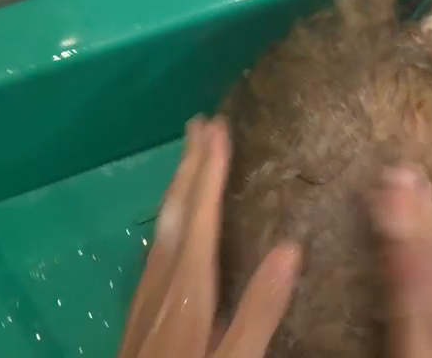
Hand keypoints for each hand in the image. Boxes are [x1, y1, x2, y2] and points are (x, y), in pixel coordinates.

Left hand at [121, 117, 299, 357]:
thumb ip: (261, 309)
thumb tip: (290, 247)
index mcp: (189, 286)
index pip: (202, 214)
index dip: (211, 169)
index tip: (218, 127)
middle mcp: (164, 279)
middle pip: (178, 209)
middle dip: (191, 164)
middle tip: (199, 122)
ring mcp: (147, 294)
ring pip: (163, 223)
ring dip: (178, 184)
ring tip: (188, 154)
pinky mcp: (142, 310)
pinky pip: (158, 242)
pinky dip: (170, 215)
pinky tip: (172, 221)